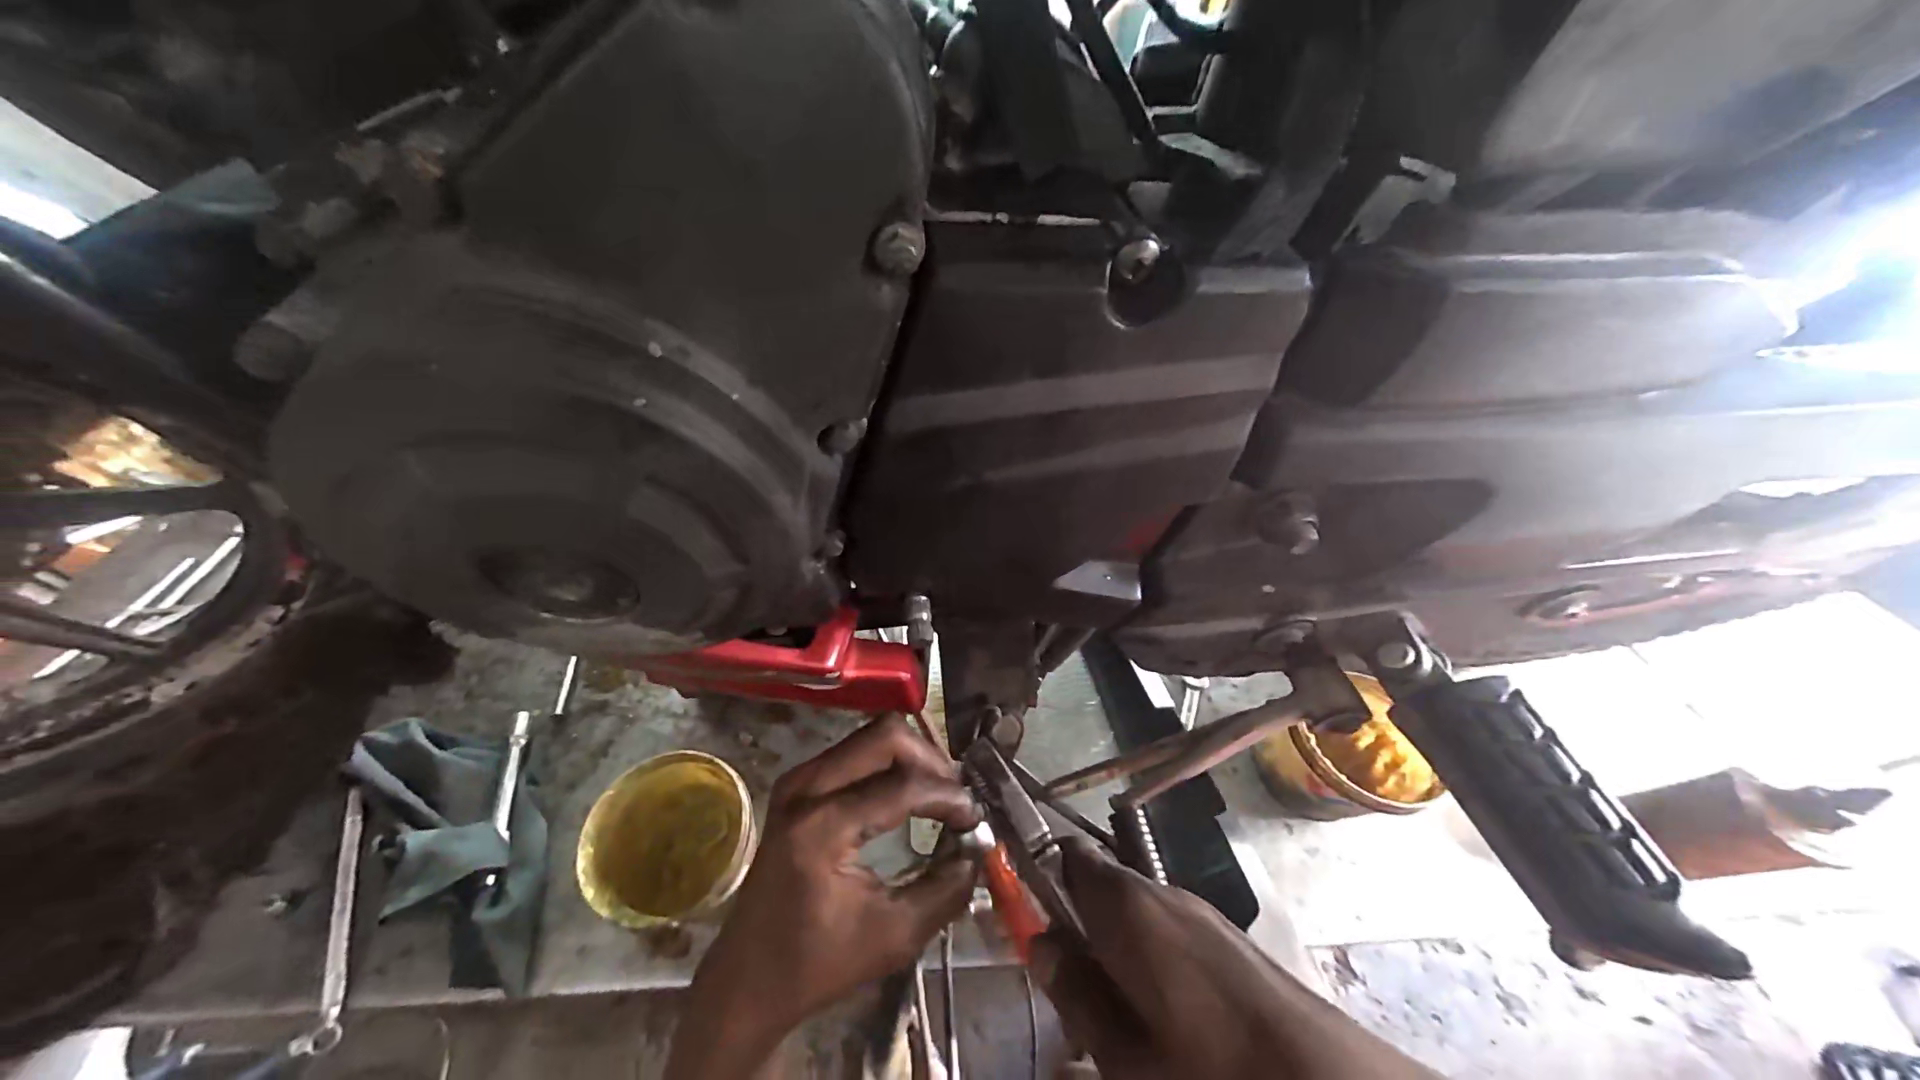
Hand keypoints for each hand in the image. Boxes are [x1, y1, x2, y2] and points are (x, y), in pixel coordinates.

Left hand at [666, 715, 980, 1079]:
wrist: (748, 976)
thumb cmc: (817, 964)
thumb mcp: (893, 936)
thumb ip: (946, 889)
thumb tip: (978, 849)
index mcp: (822, 828)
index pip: (903, 785)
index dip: (948, 797)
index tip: (974, 819)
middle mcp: (805, 789)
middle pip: (885, 737)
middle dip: (930, 761)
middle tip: (955, 797)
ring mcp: (797, 782)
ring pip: (869, 736)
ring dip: (911, 758)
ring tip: (937, 795)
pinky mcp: (796, 785)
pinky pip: (853, 751)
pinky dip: (888, 763)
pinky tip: (906, 793)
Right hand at [1033, 838, 1438, 1079]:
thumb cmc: (1208, 1070)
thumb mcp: (1124, 1053)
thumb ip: (1076, 992)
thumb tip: (1041, 944)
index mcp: (1125, 906)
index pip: (1064, 853)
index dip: (1036, 873)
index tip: (1023, 915)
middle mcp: (1160, 891)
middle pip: (1097, 882)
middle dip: (1074, 920)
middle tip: (1067, 983)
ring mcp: (1199, 910)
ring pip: (1132, 909)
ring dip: (1111, 941)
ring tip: (1114, 1010)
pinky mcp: (1226, 936)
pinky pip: (1167, 928)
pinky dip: (1147, 954)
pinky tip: (1162, 1013)